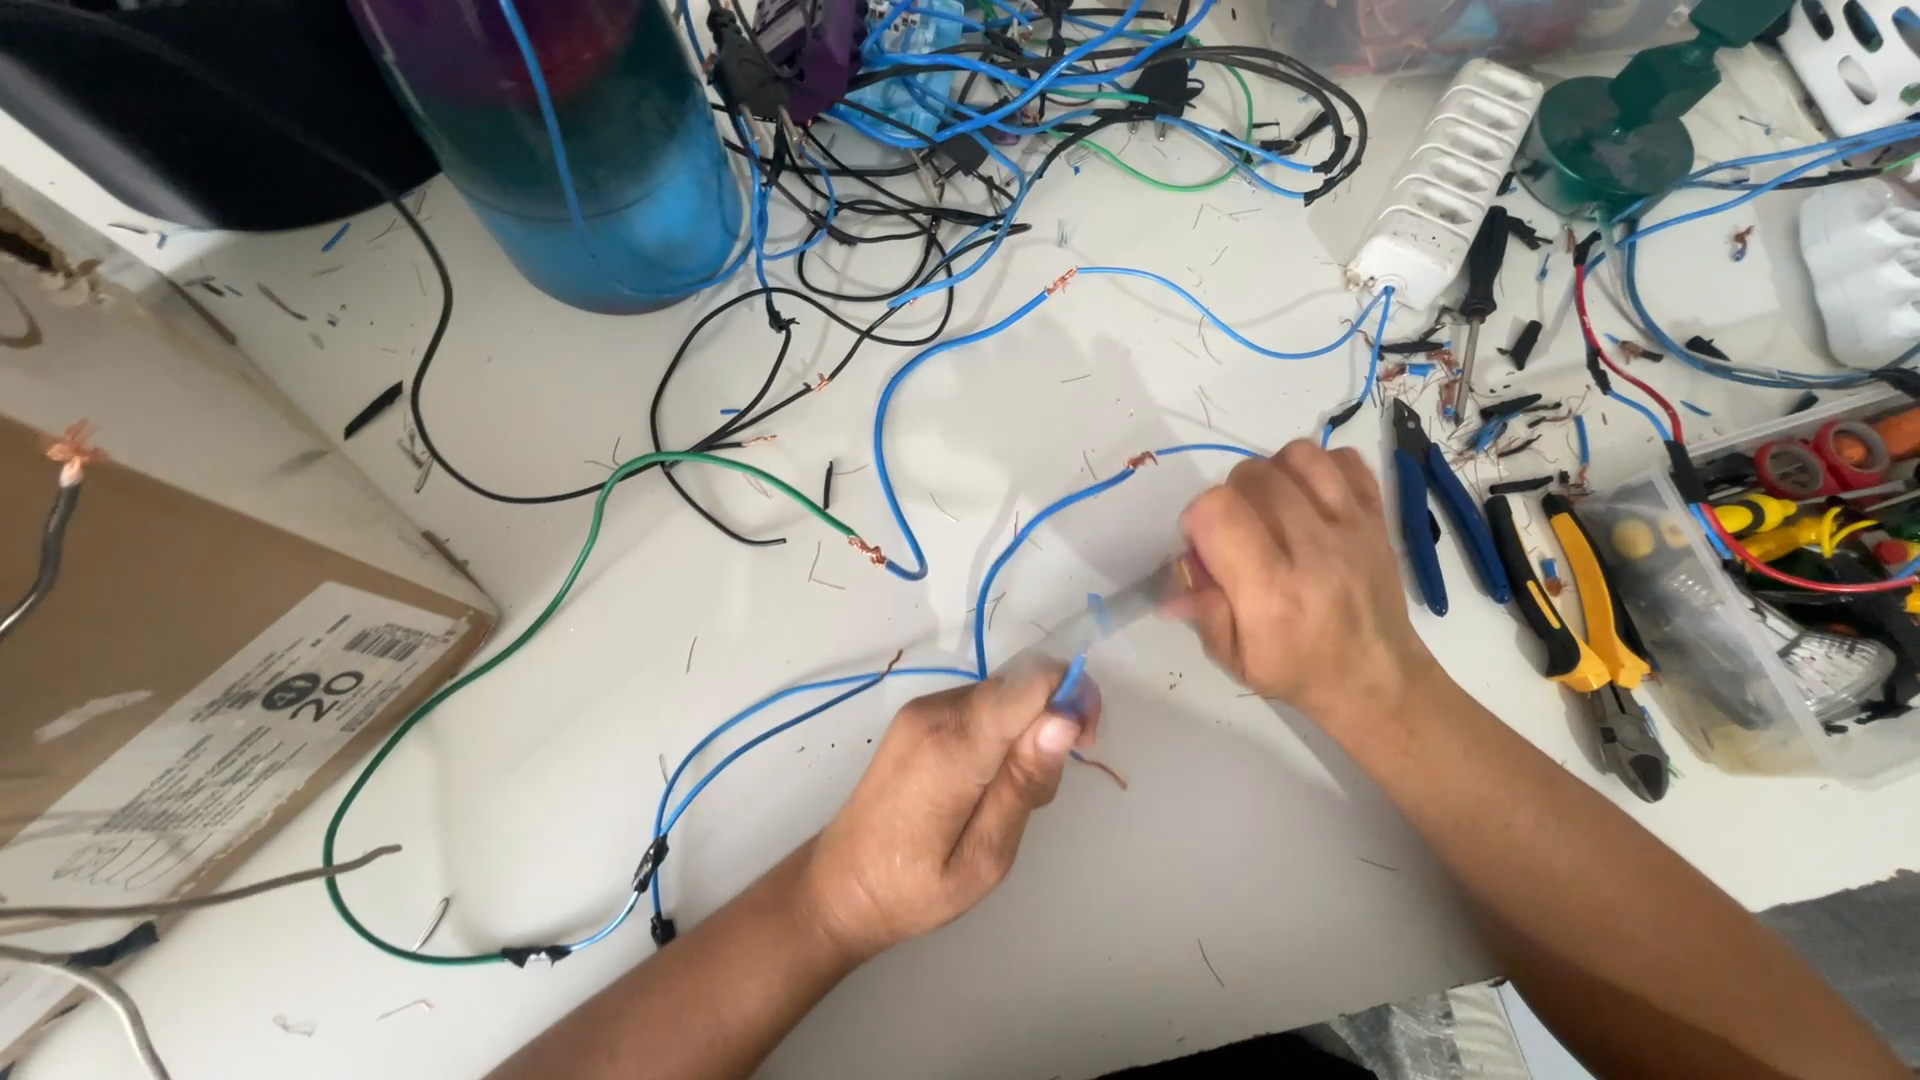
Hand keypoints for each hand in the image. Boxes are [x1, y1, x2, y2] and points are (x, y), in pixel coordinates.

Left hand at [799, 662, 1099, 960]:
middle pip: (1020, 684)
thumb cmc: (914, 886)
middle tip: (1042, 787)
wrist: (841, 884)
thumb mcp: (985, 855)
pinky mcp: (918, 715)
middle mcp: (935, 713)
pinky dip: (1001, 731)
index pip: (1027, 683)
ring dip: (1026, 729)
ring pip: (1003, 694)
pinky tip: (986, 781)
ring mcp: (922, 709)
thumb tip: (1064, 721)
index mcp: (953, 748)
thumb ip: (1024, 784)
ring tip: (1007, 796)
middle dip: (1053, 720)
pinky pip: (980, 705)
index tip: (1084, 743)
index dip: (1071, 697)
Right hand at [1174, 441, 1440, 725]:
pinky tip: (1308, 500)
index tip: (1202, 544)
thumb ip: (1201, 605)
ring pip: (1298, 456)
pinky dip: (1319, 469)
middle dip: (1230, 496)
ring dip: (1273, 474)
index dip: (1197, 518)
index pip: (1218, 510)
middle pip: (1253, 475)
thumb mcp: (1233, 655)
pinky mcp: (1377, 518)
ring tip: (1271, 508)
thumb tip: (1178, 566)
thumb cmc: (1296, 669)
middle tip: (1237, 531)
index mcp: (1271, 591)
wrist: (1375, 678)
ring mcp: (1352, 528)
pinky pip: (1344, 460)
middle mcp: (1314, 550)